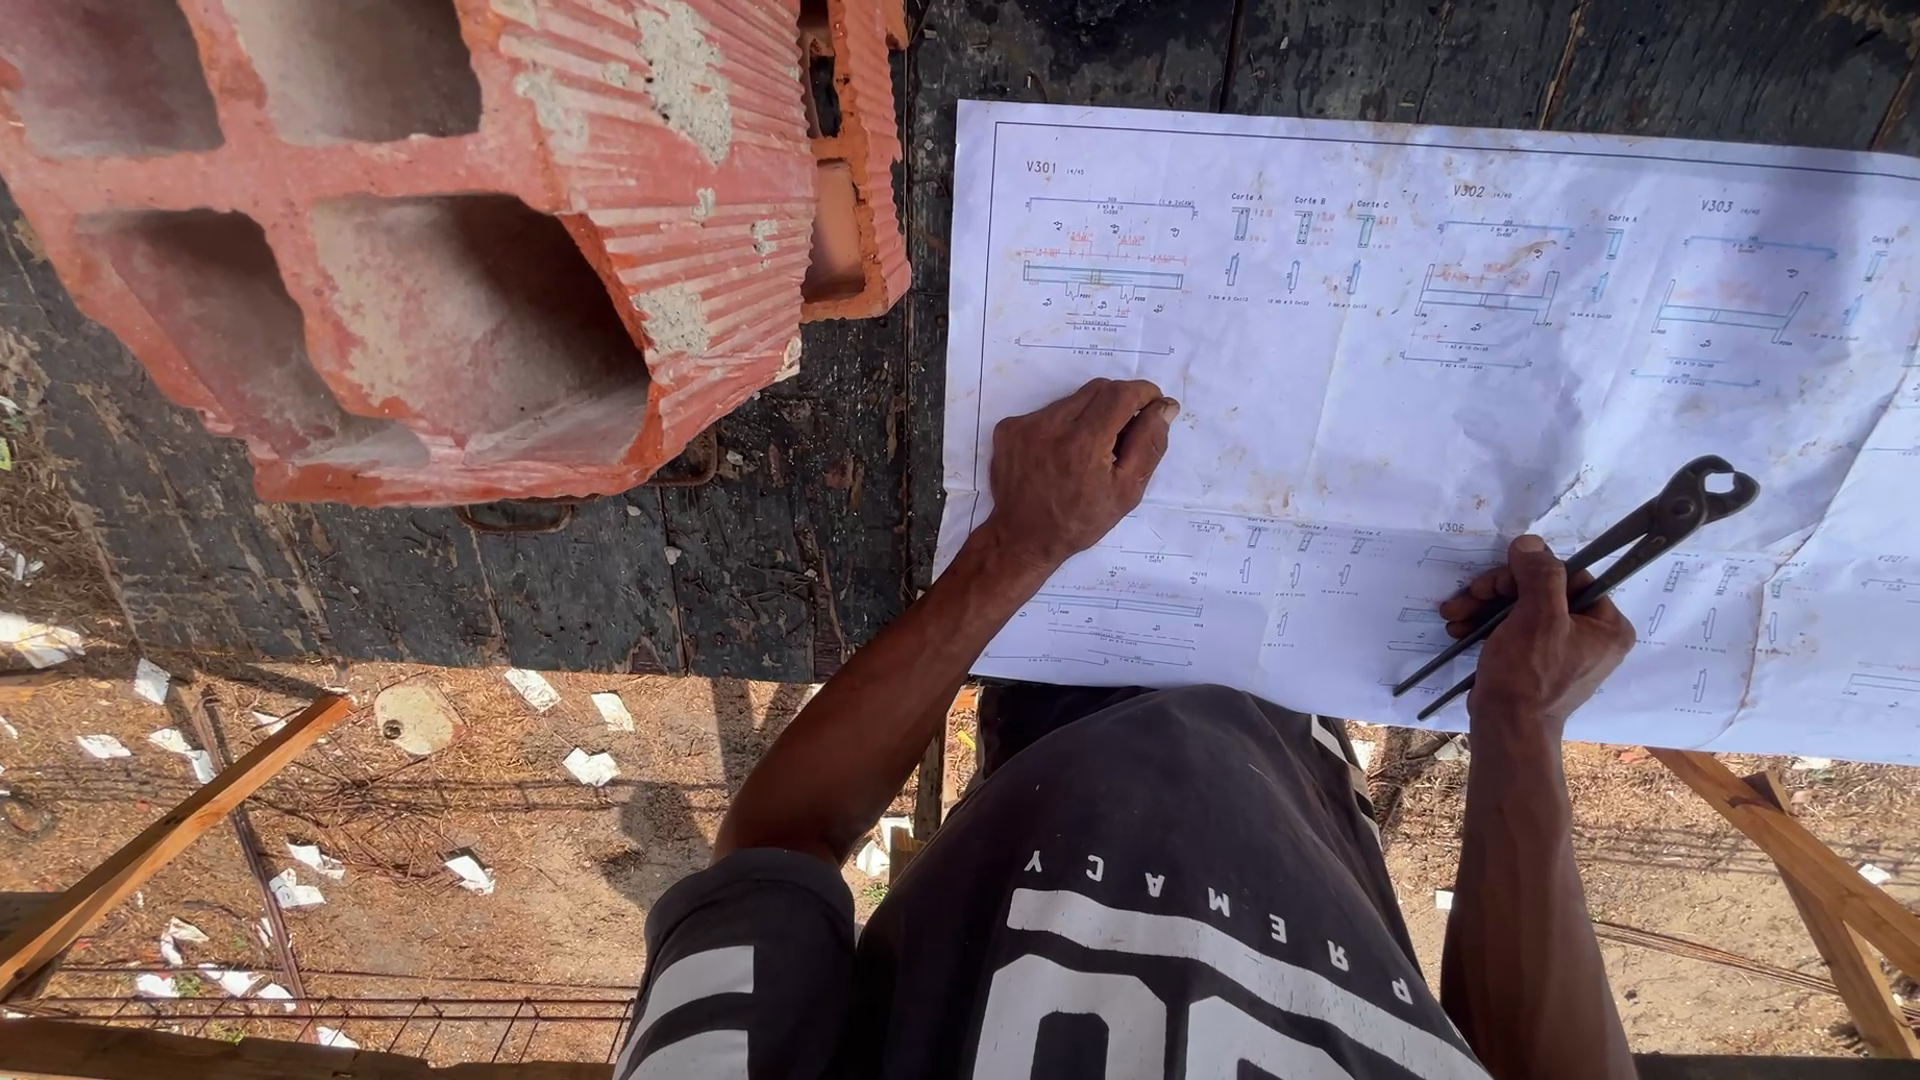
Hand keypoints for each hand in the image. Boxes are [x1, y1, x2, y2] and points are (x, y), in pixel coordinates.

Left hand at [978, 378, 1178, 570]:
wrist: (1023, 538)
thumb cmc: (1079, 522)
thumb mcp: (1126, 492)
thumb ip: (1149, 445)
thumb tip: (1164, 407)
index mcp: (1083, 444)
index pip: (1121, 394)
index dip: (1144, 393)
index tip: (1153, 405)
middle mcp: (1051, 427)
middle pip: (1098, 389)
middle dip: (1119, 402)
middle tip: (1124, 432)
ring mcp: (1025, 426)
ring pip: (1073, 399)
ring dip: (1090, 414)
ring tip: (1089, 449)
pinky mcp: (1009, 429)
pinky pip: (1047, 411)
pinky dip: (1063, 424)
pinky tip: (1062, 453)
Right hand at [1439, 534, 1634, 734]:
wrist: (1507, 727)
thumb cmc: (1528, 675)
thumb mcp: (1536, 619)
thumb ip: (1539, 576)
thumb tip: (1530, 542)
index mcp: (1607, 625)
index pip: (1568, 578)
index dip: (1526, 574)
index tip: (1491, 585)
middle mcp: (1589, 635)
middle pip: (1538, 593)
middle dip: (1494, 594)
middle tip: (1466, 598)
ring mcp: (1560, 649)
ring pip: (1518, 610)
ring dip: (1481, 608)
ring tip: (1453, 616)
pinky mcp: (1534, 661)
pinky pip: (1511, 630)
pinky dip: (1483, 626)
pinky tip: (1459, 629)